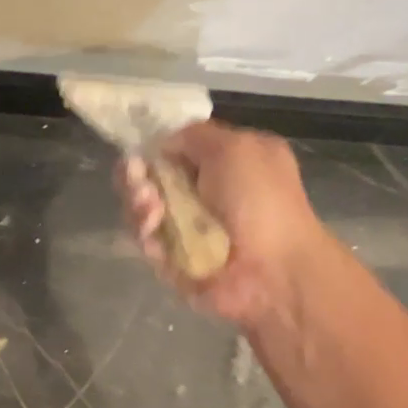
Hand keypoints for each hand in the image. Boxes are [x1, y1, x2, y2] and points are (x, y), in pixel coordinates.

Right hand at [118, 121, 325, 324]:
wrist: (270, 270)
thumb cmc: (261, 202)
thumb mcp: (236, 147)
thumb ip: (194, 136)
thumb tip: (162, 144)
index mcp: (226, 162)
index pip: (177, 150)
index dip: (154, 149)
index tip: (140, 152)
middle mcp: (204, 194)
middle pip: (152, 179)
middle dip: (138, 178)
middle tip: (141, 184)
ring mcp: (187, 229)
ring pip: (144, 211)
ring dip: (139, 206)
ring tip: (152, 211)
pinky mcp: (174, 261)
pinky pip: (147, 243)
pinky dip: (145, 236)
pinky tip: (153, 233)